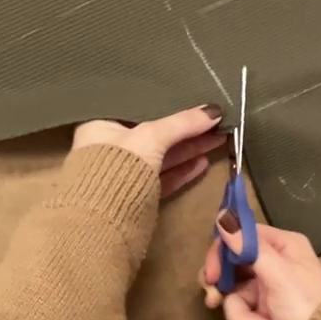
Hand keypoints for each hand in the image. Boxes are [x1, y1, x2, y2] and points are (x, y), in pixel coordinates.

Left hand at [72, 104, 227, 198]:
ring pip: (162, 156)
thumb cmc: (118, 164)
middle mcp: (111, 147)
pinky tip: (203, 163)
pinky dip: (183, 170)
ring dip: (190, 148)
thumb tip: (215, 110)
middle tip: (216, 120)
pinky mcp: (137, 194)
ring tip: (219, 139)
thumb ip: (182, 123)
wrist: (104, 219)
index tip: (193, 99)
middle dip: (186, 128)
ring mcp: (124, 172)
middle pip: (155, 133)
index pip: (138, 108)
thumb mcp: (151, 136)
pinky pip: (163, 177)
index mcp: (102, 125)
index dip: (166, 103)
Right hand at [201, 219, 320, 319]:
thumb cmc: (304, 306)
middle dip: (226, 291)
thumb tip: (224, 216)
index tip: (211, 274)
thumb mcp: (279, 274)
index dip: (222, 254)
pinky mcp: (265, 317)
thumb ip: (250, 248)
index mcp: (284, 246)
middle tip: (213, 300)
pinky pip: (244, 319)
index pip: (243, 237)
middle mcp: (275, 266)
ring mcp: (269, 293)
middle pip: (233, 270)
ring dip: (243, 318)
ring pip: (235, 299)